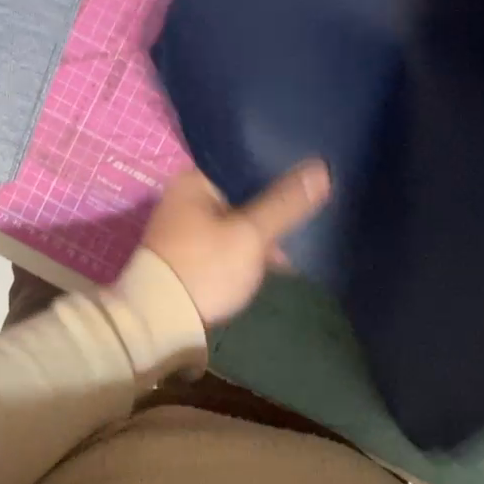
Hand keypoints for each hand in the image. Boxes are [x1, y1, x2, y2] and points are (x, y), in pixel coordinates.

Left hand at [142, 160, 331, 324]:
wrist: (161, 322)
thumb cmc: (205, 269)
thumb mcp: (251, 235)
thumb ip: (285, 203)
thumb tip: (322, 168)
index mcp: (193, 181)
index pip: (244, 161)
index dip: (278, 168)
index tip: (309, 178)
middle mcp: (185, 199)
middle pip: (242, 193)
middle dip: (274, 206)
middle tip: (311, 210)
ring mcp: (186, 229)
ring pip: (237, 220)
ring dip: (263, 232)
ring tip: (298, 240)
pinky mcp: (192, 256)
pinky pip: (229, 243)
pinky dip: (249, 249)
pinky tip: (276, 261)